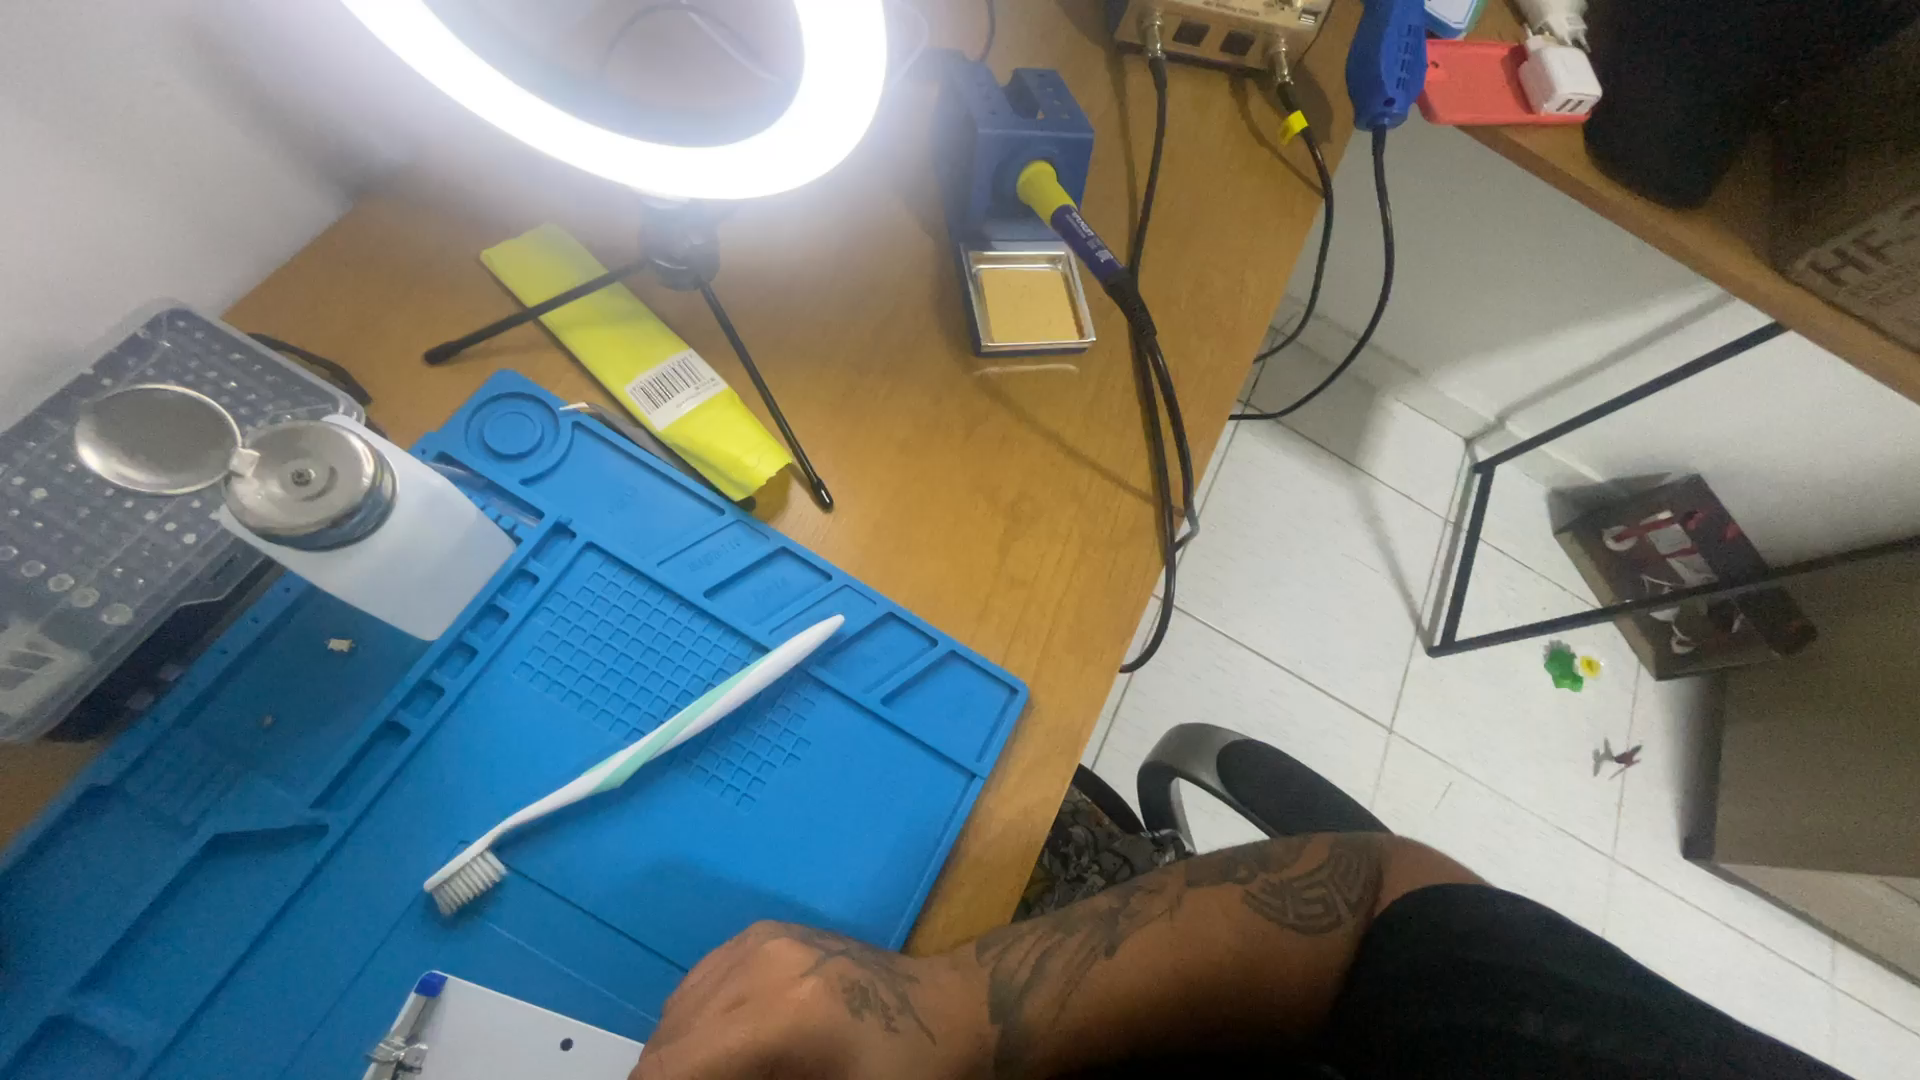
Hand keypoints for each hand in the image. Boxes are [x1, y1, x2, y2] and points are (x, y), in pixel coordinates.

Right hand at [631, 920, 990, 1079]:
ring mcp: (763, 938)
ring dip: (677, 1055)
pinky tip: (721, 1047)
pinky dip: (694, 1021)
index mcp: (780, 1015)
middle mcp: (761, 962)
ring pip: (677, 1009)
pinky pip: (701, 981)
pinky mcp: (766, 930)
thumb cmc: (898, 1076)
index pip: (672, 1070)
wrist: (945, 1008)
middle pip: (668, 1041)